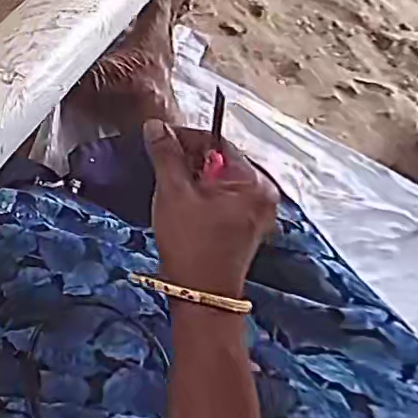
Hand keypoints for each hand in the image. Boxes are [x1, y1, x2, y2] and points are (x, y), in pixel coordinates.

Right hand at [144, 119, 277, 296]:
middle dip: (186, 156)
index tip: (156, 138)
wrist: (199, 292)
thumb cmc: (190, 241)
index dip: (183, 136)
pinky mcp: (243, 222)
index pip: (216, 141)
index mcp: (253, 182)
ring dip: (190, 173)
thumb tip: (155, 125)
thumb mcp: (173, 192)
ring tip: (166, 180)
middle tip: (158, 161)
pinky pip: (220, 193)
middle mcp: (261, 193)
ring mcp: (255, 209)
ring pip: (216, 176)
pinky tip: (179, 198)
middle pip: (217, 158)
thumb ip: (165, 154)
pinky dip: (199, 190)